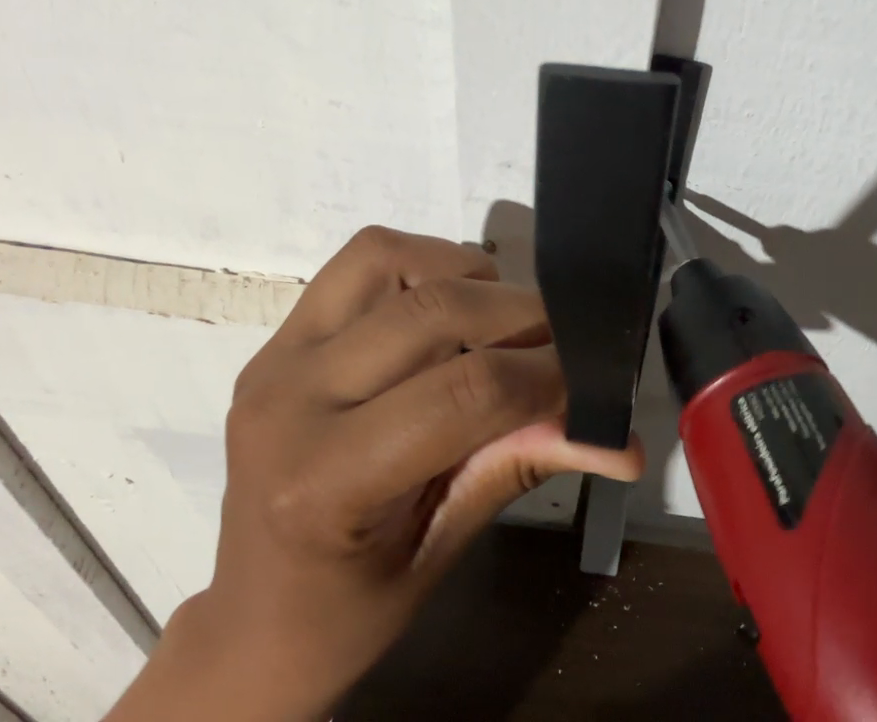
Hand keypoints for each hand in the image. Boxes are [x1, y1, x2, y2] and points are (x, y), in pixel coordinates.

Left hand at [106, 227, 644, 721]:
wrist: (254, 617)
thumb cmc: (350, 609)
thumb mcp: (443, 548)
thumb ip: (519, 466)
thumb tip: (623, 442)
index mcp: (325, 480)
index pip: (465, 392)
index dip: (546, 376)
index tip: (591, 383)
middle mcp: (290, 399)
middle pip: (433, 311)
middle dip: (523, 318)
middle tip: (564, 349)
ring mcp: (277, 357)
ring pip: (389, 259)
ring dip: (469, 279)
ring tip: (503, 328)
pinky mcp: (280, 337)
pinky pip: (362, 263)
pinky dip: (427, 268)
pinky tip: (453, 316)